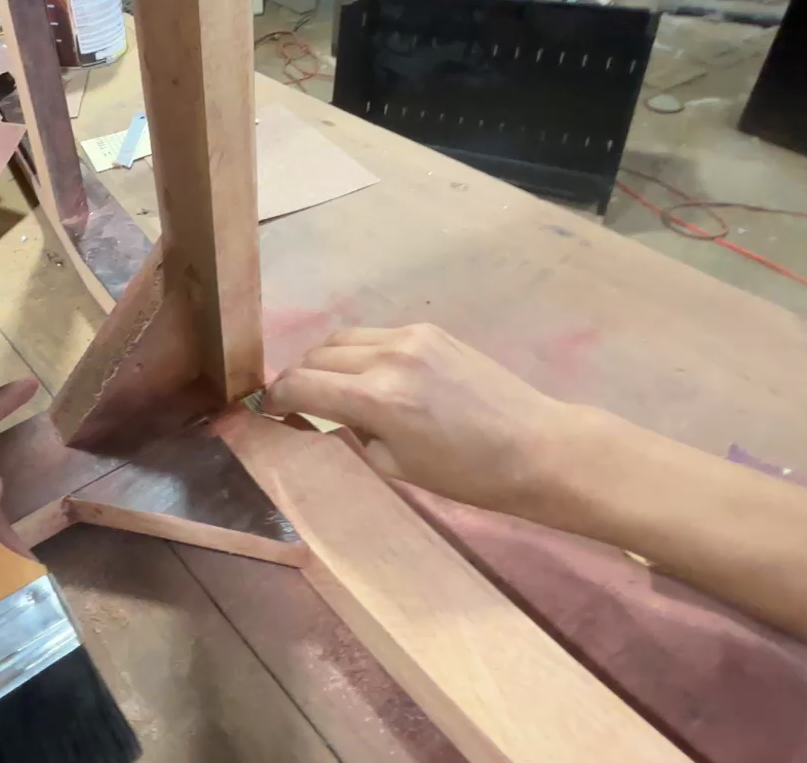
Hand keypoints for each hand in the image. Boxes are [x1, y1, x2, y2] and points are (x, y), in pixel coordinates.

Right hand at [263, 324, 587, 513]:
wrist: (538, 447)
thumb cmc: (469, 476)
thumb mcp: (397, 467)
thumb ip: (354, 433)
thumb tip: (331, 414)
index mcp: (376, 399)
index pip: (301, 384)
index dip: (275, 397)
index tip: (268, 410)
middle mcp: (386, 358)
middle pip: (315, 355)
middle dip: (298, 378)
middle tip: (298, 402)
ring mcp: (408, 338)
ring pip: (341, 338)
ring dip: (324, 360)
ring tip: (331, 385)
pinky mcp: (427, 330)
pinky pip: (373, 335)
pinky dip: (358, 352)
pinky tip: (370, 374)